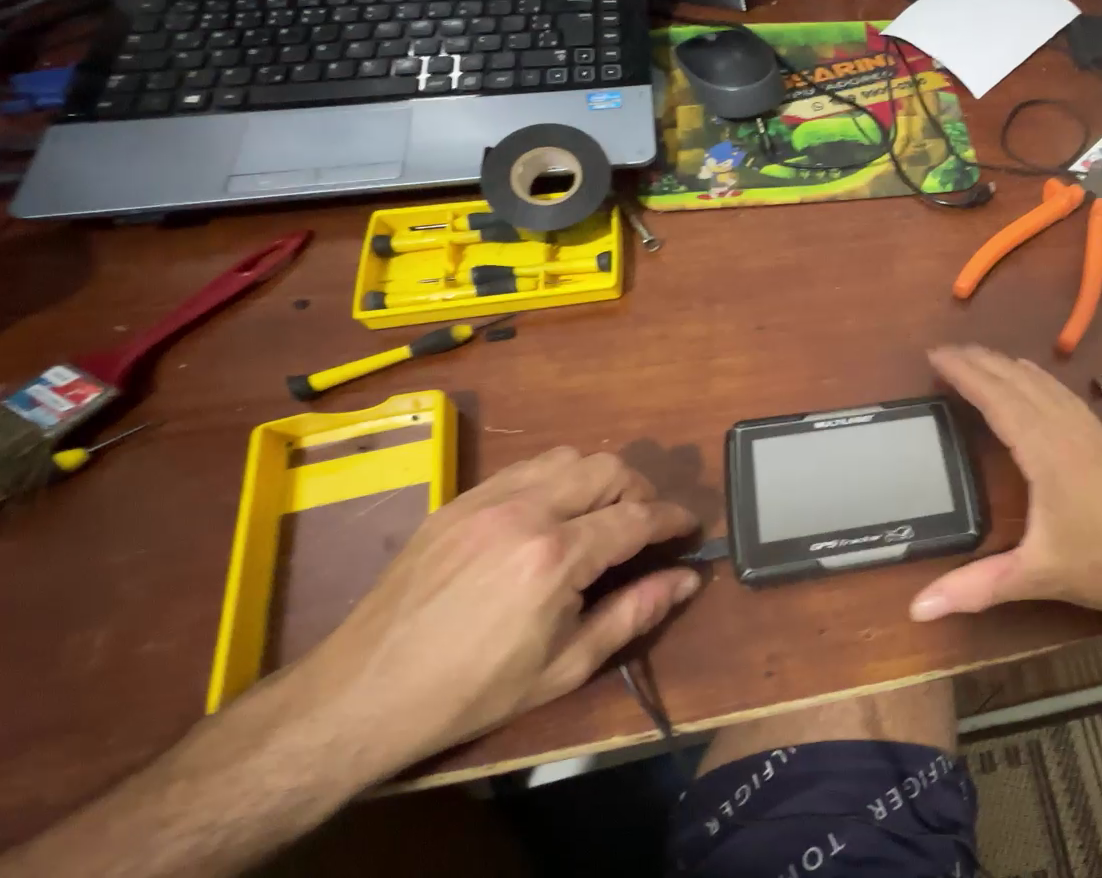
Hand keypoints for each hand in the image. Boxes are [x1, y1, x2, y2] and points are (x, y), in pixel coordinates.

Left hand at [277, 447, 701, 777]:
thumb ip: (634, 612)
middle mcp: (525, 513)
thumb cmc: (475, 690)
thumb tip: (688, 579)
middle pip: (608, 468)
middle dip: (640, 490)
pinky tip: (549, 515)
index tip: (689, 528)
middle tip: (644, 525)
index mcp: (555, 558)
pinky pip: (523, 468)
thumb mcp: (567, 665)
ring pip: (566, 457)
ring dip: (598, 478)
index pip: (636, 517)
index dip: (672, 519)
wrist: (363, 694)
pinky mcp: (456, 502)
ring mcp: (485, 500)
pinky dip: (555, 479)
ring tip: (599, 514)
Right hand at [909, 346, 1101, 625]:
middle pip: (1020, 383)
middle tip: (948, 350)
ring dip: (1012, 368)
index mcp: (1047, 451)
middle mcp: (1070, 431)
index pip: (998, 399)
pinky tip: (1040, 386)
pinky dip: (1042, 382)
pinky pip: (1067, 398)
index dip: (965, 374)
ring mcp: (1094, 434)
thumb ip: (977, 588)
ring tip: (985, 359)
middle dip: (983, 362)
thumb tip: (918, 608)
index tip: (935, 354)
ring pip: (1047, 386)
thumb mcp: (1039, 575)